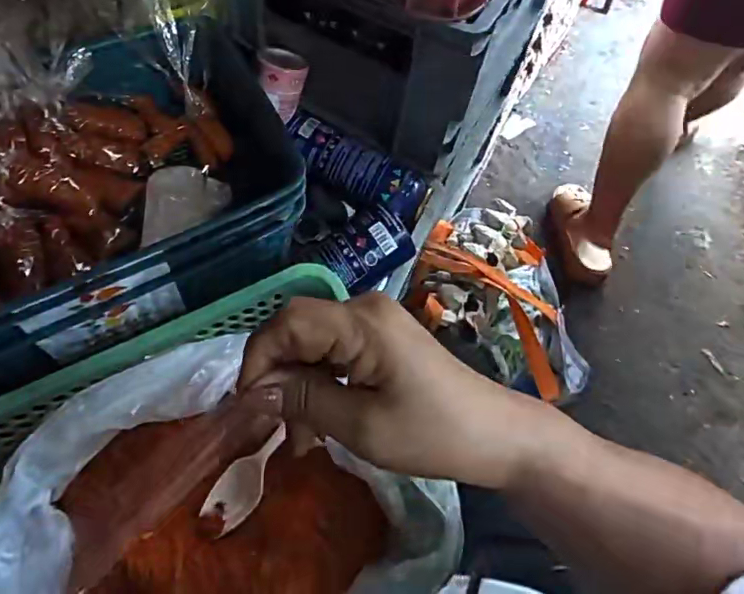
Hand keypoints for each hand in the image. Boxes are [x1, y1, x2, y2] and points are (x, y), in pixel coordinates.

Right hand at [238, 293, 544, 488]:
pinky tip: (320, 418)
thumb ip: (305, 401)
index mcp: (361, 321)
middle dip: (278, 374)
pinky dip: (320, 380)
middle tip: (274, 426)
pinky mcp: (380, 335)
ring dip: (299, 383)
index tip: (248, 403)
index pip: (290, 321)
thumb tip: (253, 391)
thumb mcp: (361, 427)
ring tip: (301, 437)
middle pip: (299, 327)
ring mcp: (373, 319)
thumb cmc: (432, 432)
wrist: (495, 435)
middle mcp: (363, 307)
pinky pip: (334, 348)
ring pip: (313, 340)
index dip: (260, 356)